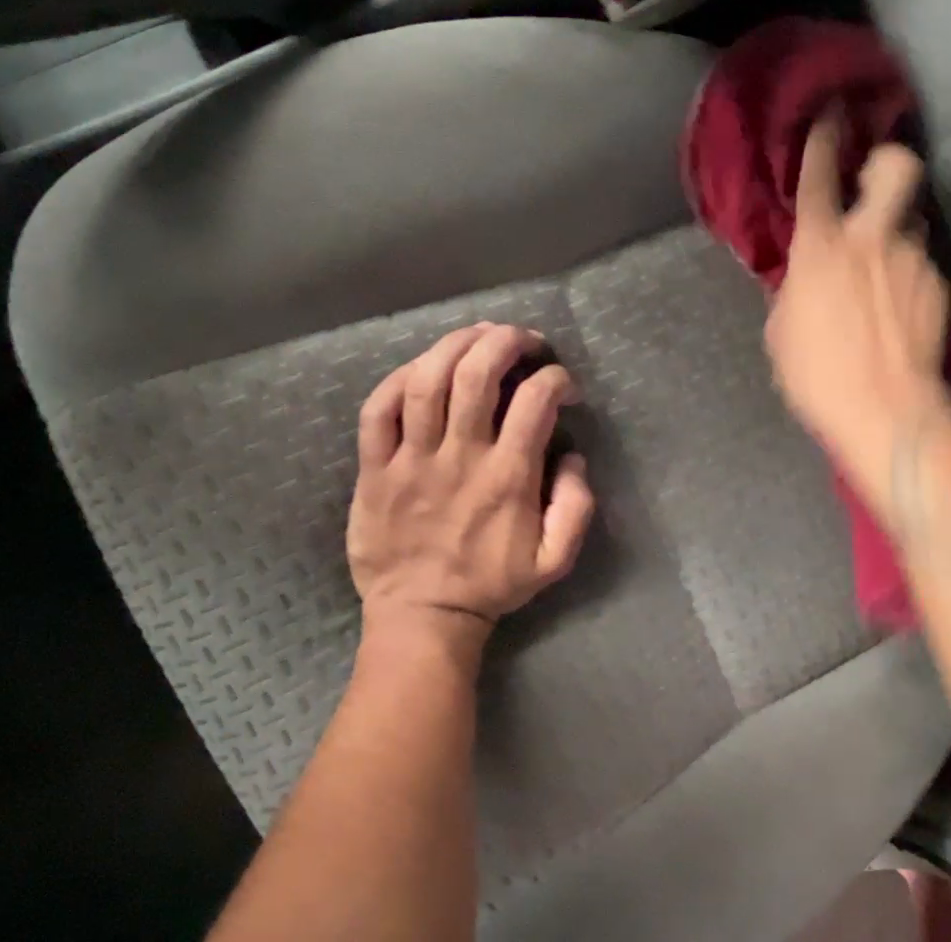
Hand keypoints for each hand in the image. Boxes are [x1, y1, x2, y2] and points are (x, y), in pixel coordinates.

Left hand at [346, 323, 594, 651]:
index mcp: (507, 478)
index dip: (556, 379)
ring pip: (426, 381)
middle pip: (476, 375)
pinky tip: (422, 367)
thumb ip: (576, 506)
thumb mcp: (556, 560)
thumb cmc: (493, 585)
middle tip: (524, 338)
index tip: (563, 385)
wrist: (423, 617)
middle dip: (505, 342)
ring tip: (478, 334)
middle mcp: (459, 457)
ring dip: (454, 345)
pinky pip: (377, 409)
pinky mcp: (374, 469)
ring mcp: (411, 460)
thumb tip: (572, 455)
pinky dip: (398, 378)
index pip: (535, 401)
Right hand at [766, 112, 950, 457]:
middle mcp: (872, 239)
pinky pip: (923, 267)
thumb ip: (795, 287)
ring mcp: (914, 260)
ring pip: (913, 222)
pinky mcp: (940, 287)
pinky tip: (901, 311)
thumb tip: (805, 275)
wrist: (887, 411)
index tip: (831, 115)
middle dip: (888, 160)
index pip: (819, 175)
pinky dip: (910, 278)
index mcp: (821, 246)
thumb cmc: (818, 376)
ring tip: (886, 268)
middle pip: (897, 167)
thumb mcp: (783, 329)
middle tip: (877, 178)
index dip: (823, 138)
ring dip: (898, 233)